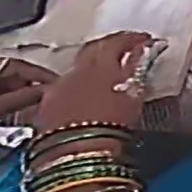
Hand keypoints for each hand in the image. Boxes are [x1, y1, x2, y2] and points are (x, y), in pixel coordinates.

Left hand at [0, 57, 55, 165]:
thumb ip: (22, 99)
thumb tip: (50, 91)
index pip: (15, 64)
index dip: (39, 74)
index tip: (58, 85)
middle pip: (6, 74)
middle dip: (26, 87)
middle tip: (46, 100)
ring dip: (12, 96)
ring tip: (27, 110)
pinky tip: (4, 115)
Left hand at [35, 33, 157, 133]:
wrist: (78, 153)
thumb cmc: (110, 125)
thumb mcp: (133, 96)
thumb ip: (137, 71)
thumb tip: (143, 54)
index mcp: (99, 66)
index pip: (115, 43)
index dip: (131, 38)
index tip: (144, 39)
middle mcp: (75, 72)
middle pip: (92, 51)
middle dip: (110, 47)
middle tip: (126, 49)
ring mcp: (58, 89)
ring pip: (78, 70)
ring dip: (94, 68)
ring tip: (110, 74)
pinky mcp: (47, 107)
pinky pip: (66, 88)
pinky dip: (81, 86)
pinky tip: (90, 95)